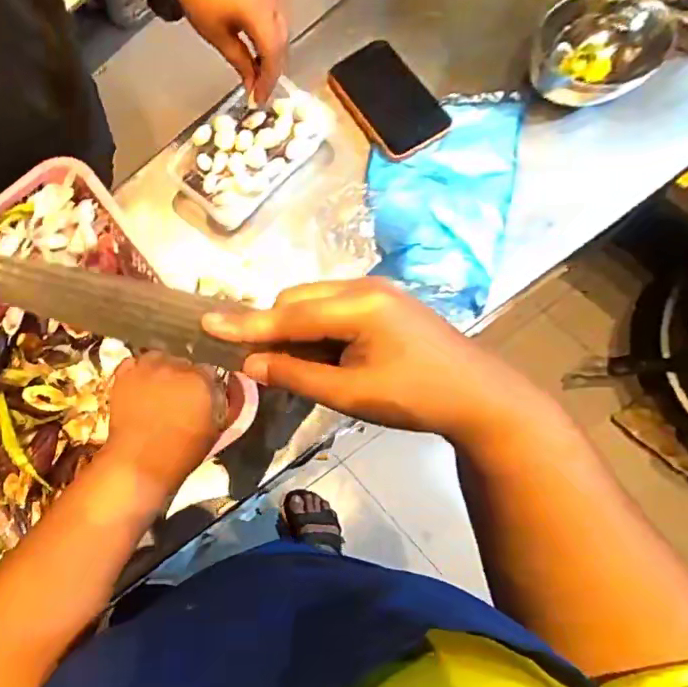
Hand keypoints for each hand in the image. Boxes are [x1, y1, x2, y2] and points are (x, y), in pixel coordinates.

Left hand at [101, 352, 224, 494]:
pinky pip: (134, 362)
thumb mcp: (213, 430)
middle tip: (178, 396)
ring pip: (158, 357)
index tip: (200, 395)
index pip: (209, 370)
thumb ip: (219, 402)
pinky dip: (137, 371)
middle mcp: (176, 366)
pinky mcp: (124, 374)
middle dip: (183, 375)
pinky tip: (138, 386)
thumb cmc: (181, 454)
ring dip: (160, 369)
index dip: (205, 383)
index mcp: (202, 380)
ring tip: (157, 388)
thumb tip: (218, 389)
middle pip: (183, 361)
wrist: (139, 463)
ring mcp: (147, 367)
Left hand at [167, 0, 287, 103]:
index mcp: (261, 13)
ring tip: (259, 78)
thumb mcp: (218, 35)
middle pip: (281, 45)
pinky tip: (259, 56)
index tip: (260, 100)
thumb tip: (251, 83)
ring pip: (281, 34)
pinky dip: (270, 42)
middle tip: (261, 93)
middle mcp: (274, 3)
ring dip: (273, 58)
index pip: (273, 54)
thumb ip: (239, 60)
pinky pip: (276, 22)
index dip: (269, 80)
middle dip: (273, 71)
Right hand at [203, 279, 552, 442]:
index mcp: (358, 306)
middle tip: (258, 363)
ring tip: (293, 365)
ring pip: (313, 301)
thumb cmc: (416, 399)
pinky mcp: (384, 303)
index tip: (206, 323)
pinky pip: (333, 307)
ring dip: (294, 328)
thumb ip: (297, 375)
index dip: (246, 323)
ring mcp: (377, 292)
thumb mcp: (351, 394)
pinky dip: (316, 328)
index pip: (288, 313)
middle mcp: (364, 287)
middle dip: (272, 326)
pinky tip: (322, 355)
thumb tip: (250, 364)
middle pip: (297, 298)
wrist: (481, 398)